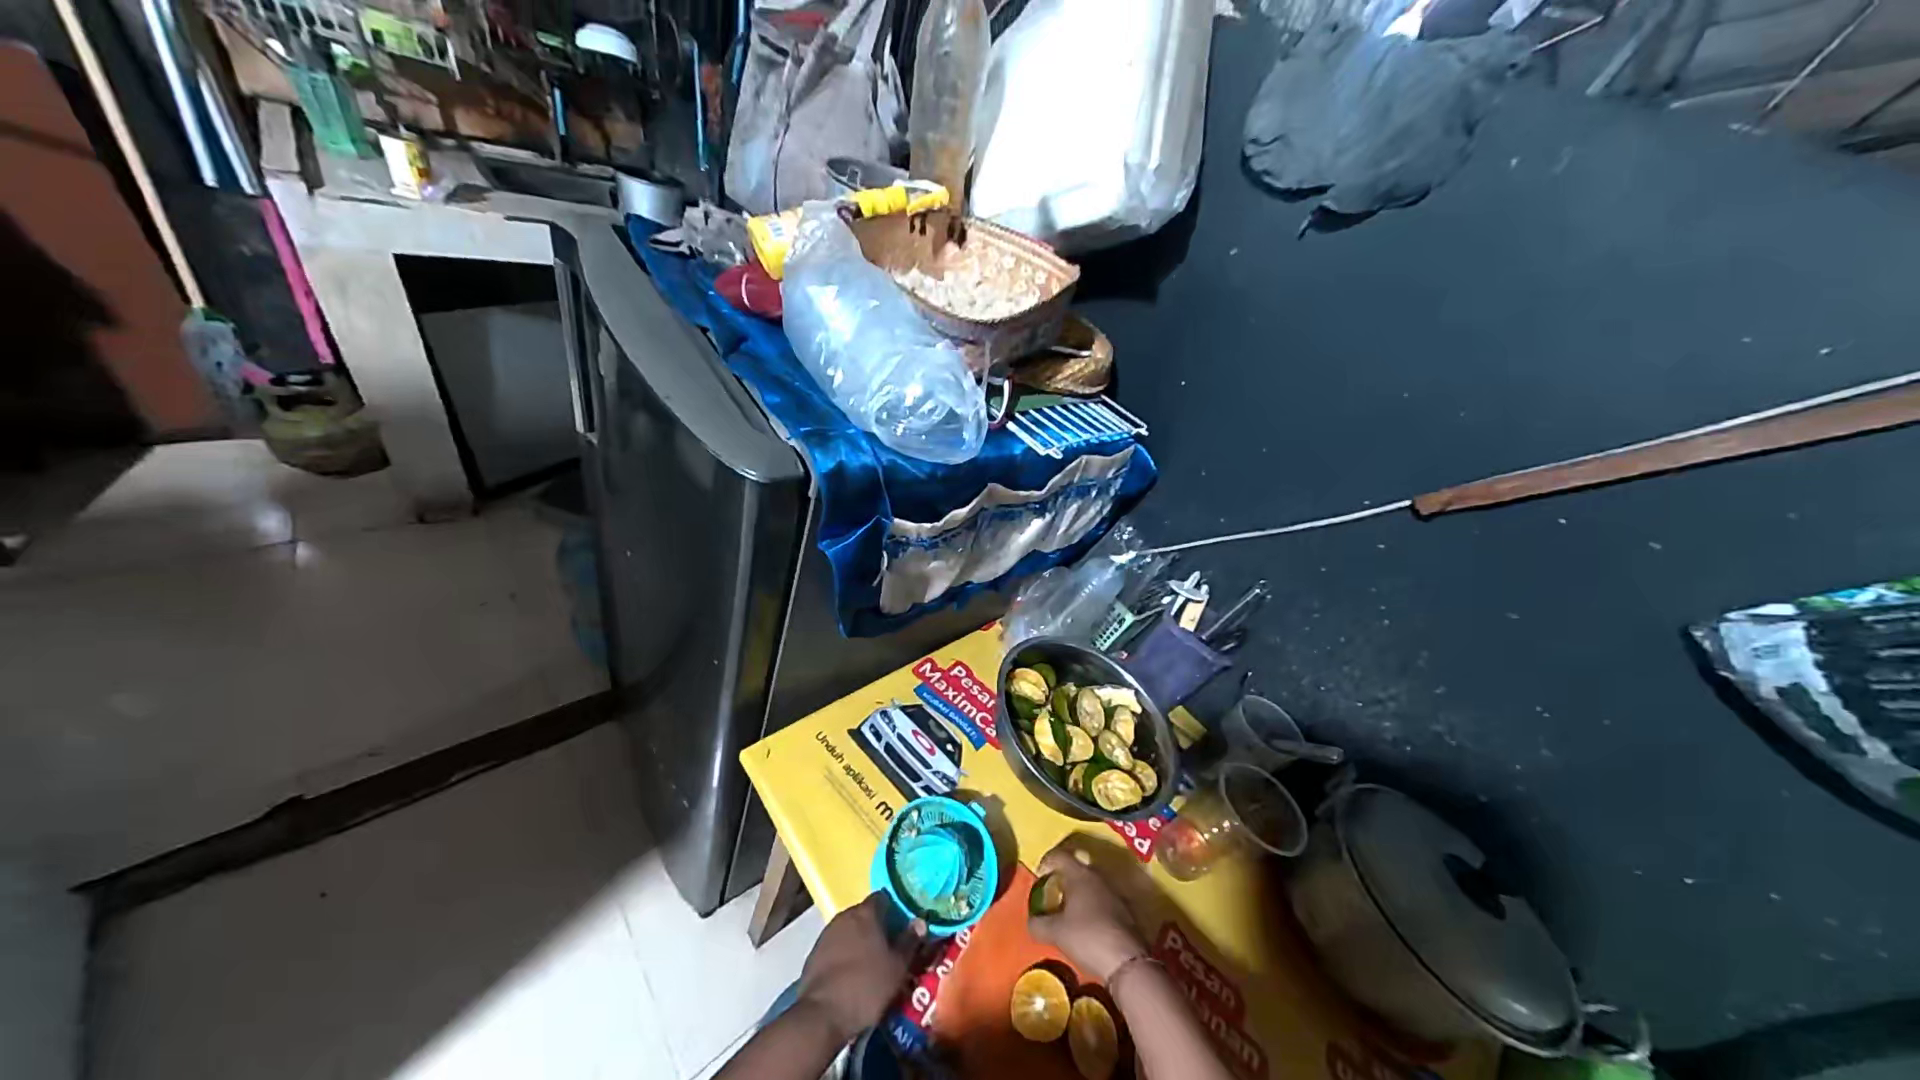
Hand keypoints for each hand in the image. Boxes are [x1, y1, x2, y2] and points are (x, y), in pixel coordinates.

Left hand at [796, 893, 923, 1042]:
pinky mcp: (814, 953)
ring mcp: (826, 934)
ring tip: (872, 963)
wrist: (821, 1015)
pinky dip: (845, 954)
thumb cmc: (866, 986)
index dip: (895, 910)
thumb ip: (909, 941)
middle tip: (890, 948)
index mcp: (865, 913)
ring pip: (849, 930)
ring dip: (860, 941)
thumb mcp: (897, 967)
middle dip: (877, 927)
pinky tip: (852, 974)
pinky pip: (836, 946)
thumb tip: (919, 921)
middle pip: (865, 914)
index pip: (883, 898)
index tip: (903, 928)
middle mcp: (844, 916)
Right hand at [1028, 844, 1148, 981]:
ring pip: (1091, 886)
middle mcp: (1098, 878)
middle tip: (1051, 895)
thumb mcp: (1055, 932)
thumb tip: (1031, 922)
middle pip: (1076, 869)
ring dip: (1078, 895)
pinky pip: (1102, 901)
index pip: (1059, 855)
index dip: (1046, 861)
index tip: (1038, 876)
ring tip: (1067, 913)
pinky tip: (1086, 926)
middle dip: (1062, 879)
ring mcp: (1114, 893)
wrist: (1126, 961)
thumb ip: (1038, 924)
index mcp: (1079, 875)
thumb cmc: (1086, 937)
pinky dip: (1091, 907)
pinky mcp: (1125, 911)